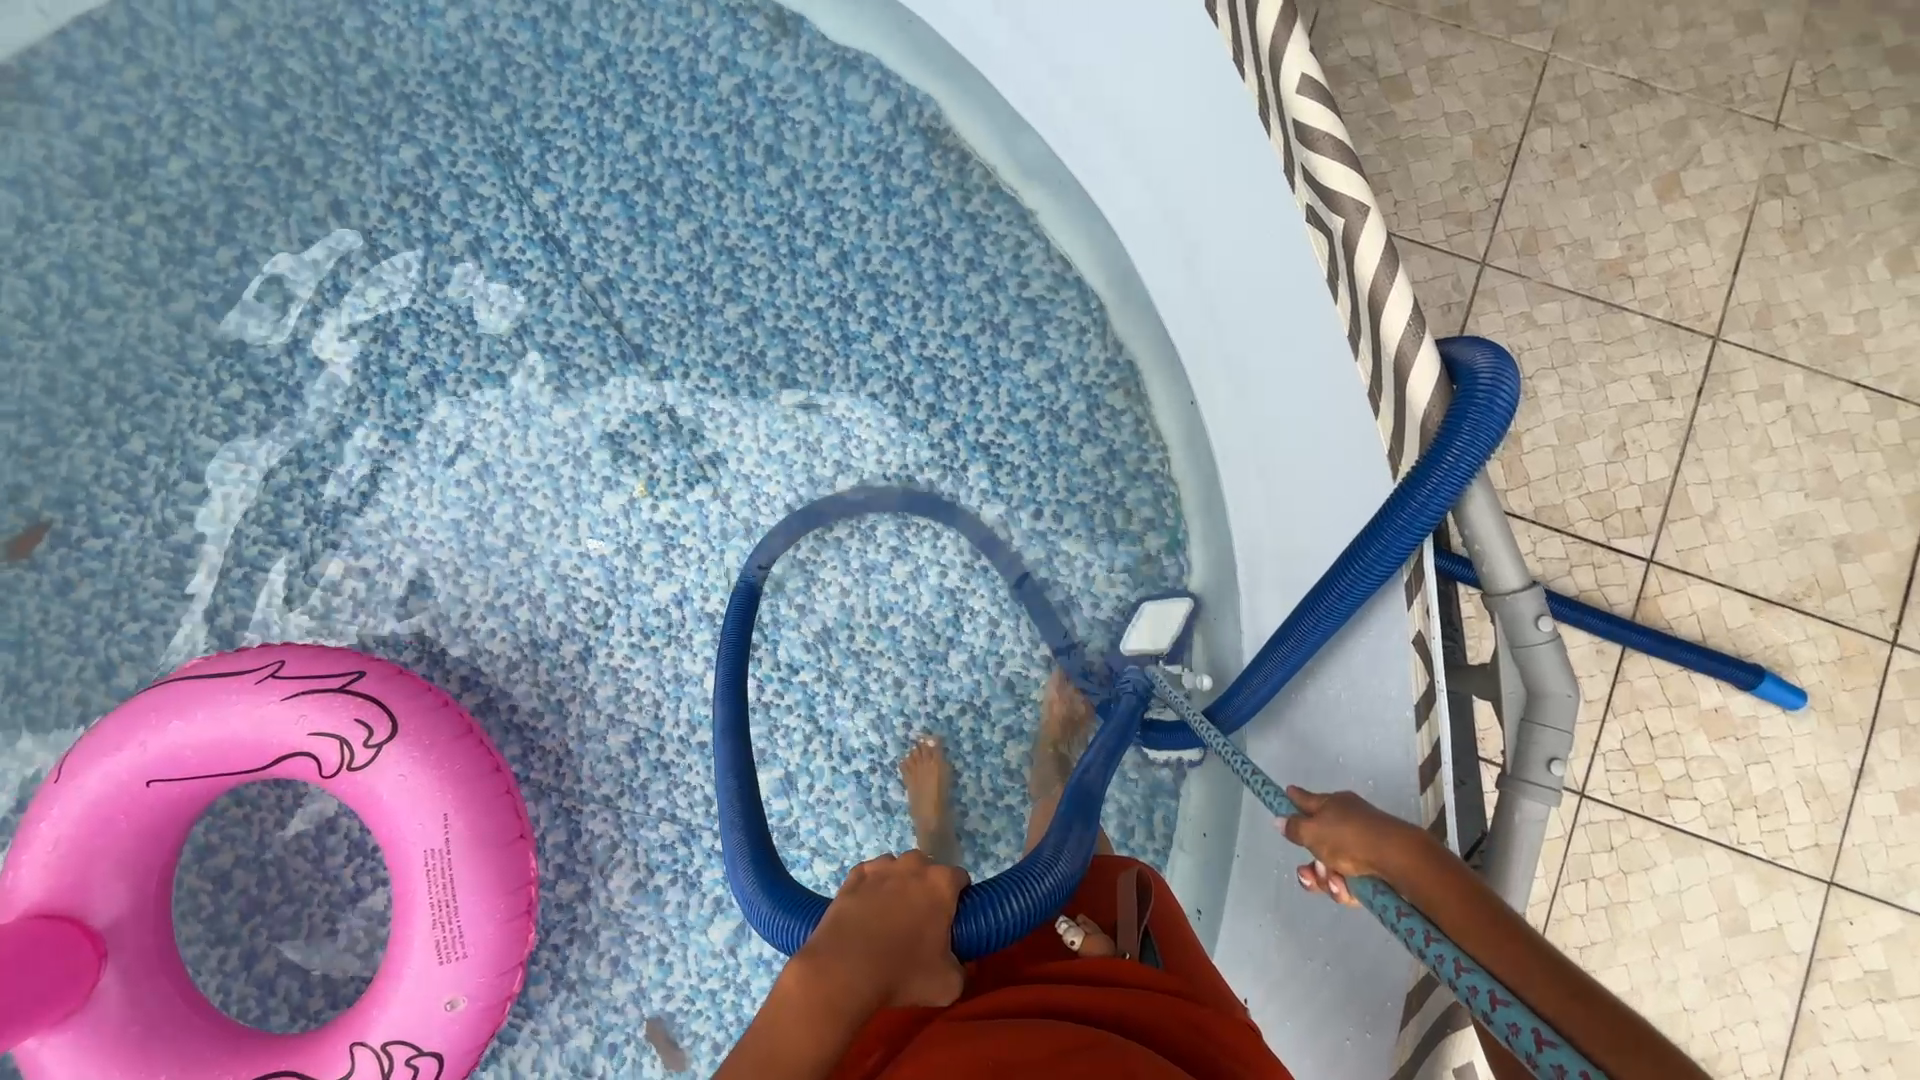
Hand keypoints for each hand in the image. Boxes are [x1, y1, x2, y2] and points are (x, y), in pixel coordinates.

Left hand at [793, 850, 968, 1009]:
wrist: (843, 971)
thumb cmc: (902, 974)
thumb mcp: (948, 985)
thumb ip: (965, 971)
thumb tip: (967, 965)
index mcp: (941, 883)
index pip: (960, 878)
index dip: (958, 898)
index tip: (951, 920)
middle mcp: (913, 865)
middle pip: (927, 869)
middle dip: (927, 887)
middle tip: (921, 920)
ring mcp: (880, 867)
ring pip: (897, 868)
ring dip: (899, 883)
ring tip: (890, 915)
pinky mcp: (853, 876)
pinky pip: (870, 875)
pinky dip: (871, 887)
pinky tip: (866, 910)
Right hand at [1277, 786, 1422, 906]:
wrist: (1397, 860)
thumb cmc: (1349, 838)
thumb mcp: (1312, 832)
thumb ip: (1294, 828)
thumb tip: (1279, 819)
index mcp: (1331, 805)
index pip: (1306, 799)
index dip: (1294, 798)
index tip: (1286, 791)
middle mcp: (1346, 822)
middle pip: (1318, 843)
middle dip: (1311, 863)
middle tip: (1308, 871)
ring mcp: (1362, 845)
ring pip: (1332, 866)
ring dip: (1326, 878)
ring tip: (1333, 880)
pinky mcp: (1375, 869)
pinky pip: (1350, 881)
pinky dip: (1345, 886)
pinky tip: (1345, 888)